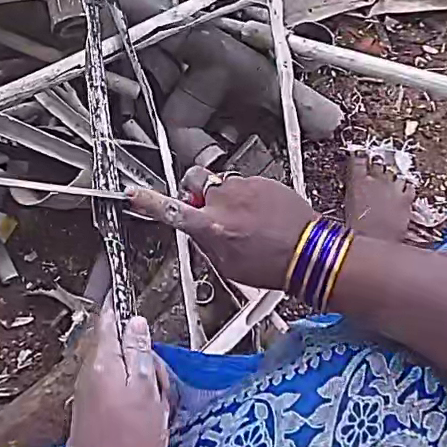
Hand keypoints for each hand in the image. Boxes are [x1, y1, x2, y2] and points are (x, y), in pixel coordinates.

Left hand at [65, 295, 169, 446]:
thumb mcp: (145, 393)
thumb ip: (139, 353)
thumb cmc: (128, 445)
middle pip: (120, 346)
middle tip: (159, 383)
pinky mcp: (95, 413)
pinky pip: (120, 394)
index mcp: (102, 361)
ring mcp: (90, 392)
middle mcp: (90, 371)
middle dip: (143, 358)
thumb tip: (136, 321)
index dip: (123, 308)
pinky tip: (148, 423)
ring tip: (157, 409)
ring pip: (123, 371)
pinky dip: (137, 402)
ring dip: (143, 384)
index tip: (134, 302)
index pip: (108, 319)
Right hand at [126, 168, 318, 290]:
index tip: (132, 194)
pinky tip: (262, 216)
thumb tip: (195, 229)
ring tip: (247, 221)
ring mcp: (246, 187)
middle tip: (210, 211)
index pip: (171, 210)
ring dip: (227, 198)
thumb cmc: (274, 265)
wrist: (314, 254)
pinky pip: (246, 184)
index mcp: (212, 225)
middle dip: (197, 192)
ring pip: (222, 184)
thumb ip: (205, 242)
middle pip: (195, 182)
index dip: (148, 201)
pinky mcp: (263, 180)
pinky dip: (249, 197)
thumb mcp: (227, 266)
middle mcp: (226, 201)